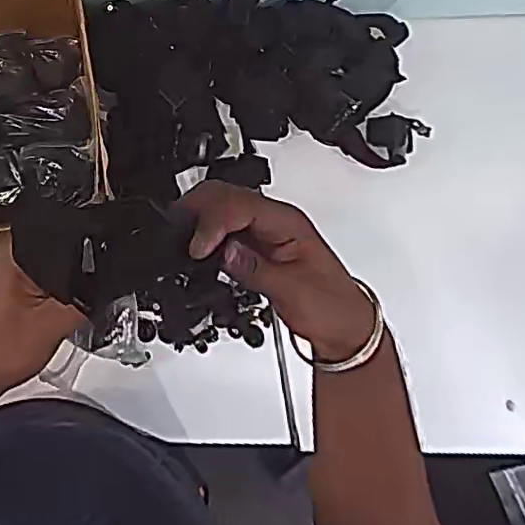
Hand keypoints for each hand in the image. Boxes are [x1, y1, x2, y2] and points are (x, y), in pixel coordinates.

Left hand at [0, 240, 88, 396]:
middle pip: (56, 244)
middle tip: (80, 285)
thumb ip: (85, 299)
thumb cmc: (0, 352)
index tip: (93, 251)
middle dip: (74, 262)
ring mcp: (8, 272)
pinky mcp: (11, 288)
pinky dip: (54, 290)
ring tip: (65, 300)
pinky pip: (42, 279)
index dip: (79, 238)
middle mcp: (8, 256)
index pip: (55, 227)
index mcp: (13, 251)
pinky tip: (57, 307)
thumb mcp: (55, 322)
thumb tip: (108, 286)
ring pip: (50, 264)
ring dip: (64, 278)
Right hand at [177, 181, 376, 361]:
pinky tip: (199, 250)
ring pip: (222, 207)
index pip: (240, 205)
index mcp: (287, 221)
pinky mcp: (255, 246)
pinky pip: (224, 228)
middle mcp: (274, 219)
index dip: (213, 222)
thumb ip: (255, 269)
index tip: (197, 247)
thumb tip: (223, 250)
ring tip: (183, 242)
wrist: (346, 329)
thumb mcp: (294, 292)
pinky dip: (206, 234)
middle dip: (198, 209)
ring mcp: (264, 231)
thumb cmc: (333, 309)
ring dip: (199, 218)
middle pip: (227, 194)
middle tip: (179, 234)